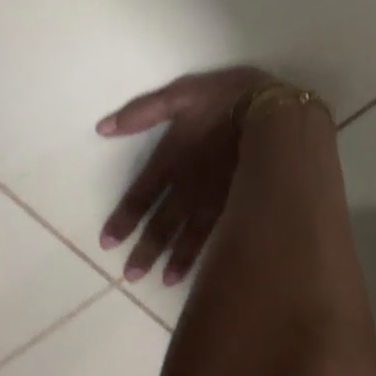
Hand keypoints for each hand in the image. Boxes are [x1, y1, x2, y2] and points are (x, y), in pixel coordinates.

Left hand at [96, 66, 275, 285]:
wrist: (273, 109)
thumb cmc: (226, 98)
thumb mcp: (182, 94)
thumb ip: (144, 111)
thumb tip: (102, 129)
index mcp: (172, 160)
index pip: (141, 195)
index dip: (125, 219)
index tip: (108, 243)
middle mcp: (189, 184)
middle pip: (164, 222)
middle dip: (148, 249)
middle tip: (132, 275)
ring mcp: (216, 194)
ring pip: (192, 232)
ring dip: (178, 257)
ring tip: (166, 280)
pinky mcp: (240, 196)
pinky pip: (220, 229)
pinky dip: (211, 249)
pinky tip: (209, 265)